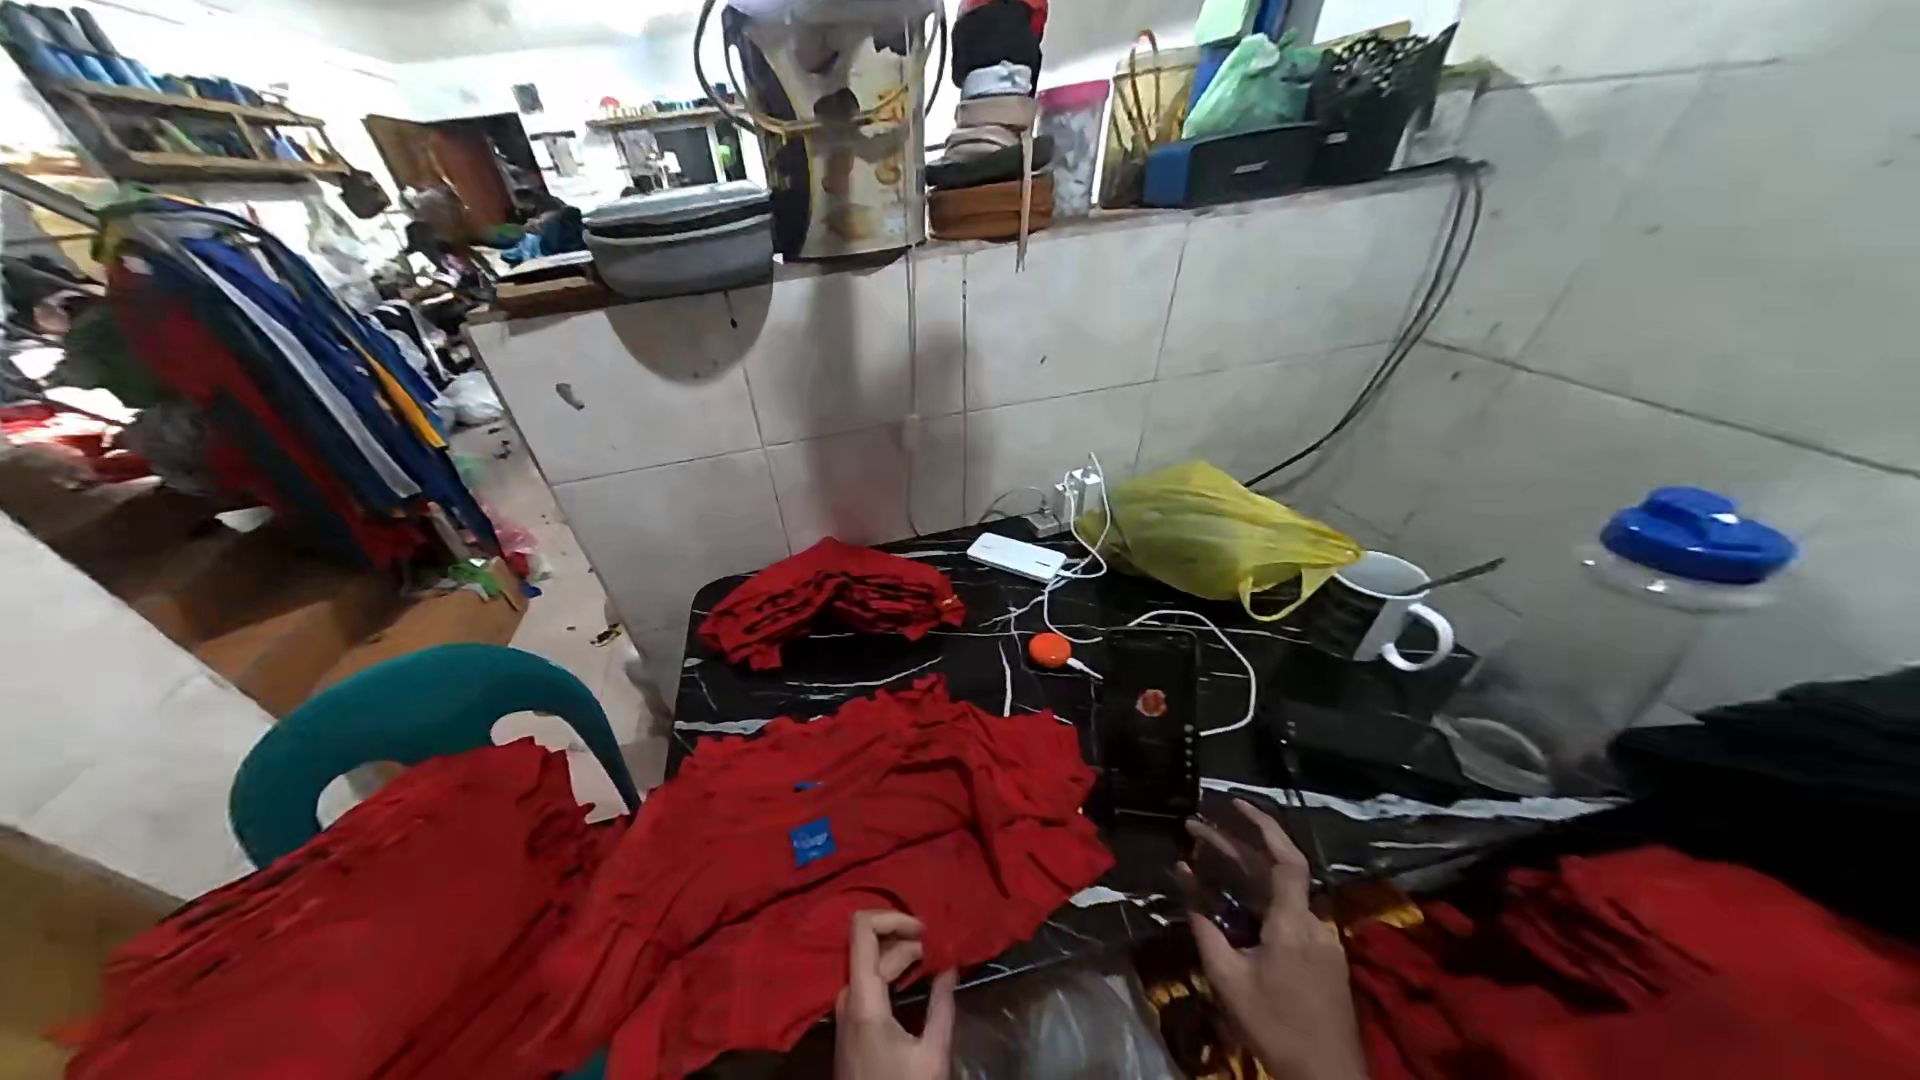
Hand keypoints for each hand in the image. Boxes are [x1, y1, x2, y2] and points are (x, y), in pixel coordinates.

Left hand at [834, 911, 956, 1079]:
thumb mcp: (931, 1055)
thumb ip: (942, 1005)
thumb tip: (950, 964)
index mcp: (862, 998)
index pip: (861, 929)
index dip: (892, 916)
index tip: (924, 928)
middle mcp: (847, 996)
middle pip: (872, 945)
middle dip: (906, 937)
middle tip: (939, 944)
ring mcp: (846, 1010)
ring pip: (872, 963)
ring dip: (902, 954)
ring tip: (934, 956)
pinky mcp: (851, 1022)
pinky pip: (870, 981)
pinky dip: (894, 970)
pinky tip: (917, 975)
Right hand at [1181, 800, 1367, 1079]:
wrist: (1326, 1078)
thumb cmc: (1273, 1026)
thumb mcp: (1227, 977)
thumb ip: (1204, 925)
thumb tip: (1185, 877)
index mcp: (1293, 925)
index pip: (1286, 859)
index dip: (1264, 825)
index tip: (1234, 803)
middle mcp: (1313, 923)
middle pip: (1274, 869)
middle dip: (1233, 844)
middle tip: (1193, 829)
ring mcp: (1323, 938)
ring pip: (1280, 890)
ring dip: (1244, 870)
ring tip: (1207, 856)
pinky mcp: (1324, 954)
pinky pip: (1288, 910)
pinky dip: (1259, 893)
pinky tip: (1234, 895)